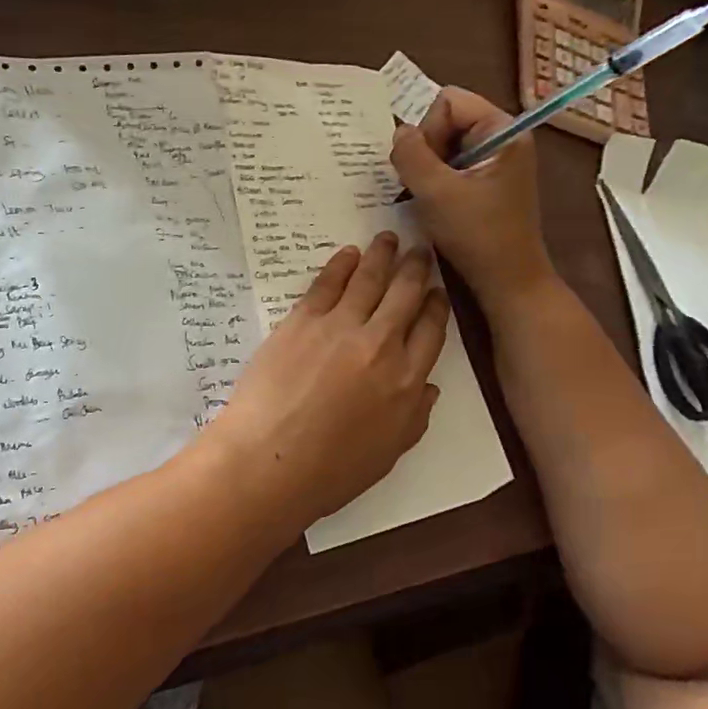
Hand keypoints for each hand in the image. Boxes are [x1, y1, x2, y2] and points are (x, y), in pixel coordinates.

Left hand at [203, 233, 450, 526]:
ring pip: (369, 280)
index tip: (437, 290)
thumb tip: (428, 387)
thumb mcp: (388, 453)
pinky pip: (327, 284)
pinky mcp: (302, 321)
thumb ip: (414, 417)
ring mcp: (340, 328)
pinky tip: (349, 254)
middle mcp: (380, 345)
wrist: (270, 459)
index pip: (431, 331)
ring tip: (388, 238)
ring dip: (381, 255)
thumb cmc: (330, 470)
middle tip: (419, 250)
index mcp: (407, 381)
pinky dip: (341, 265)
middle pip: (405, 295)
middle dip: (415, 269)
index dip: (436, 306)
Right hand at [390, 87, 553, 302]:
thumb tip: (399, 132)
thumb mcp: (436, 192)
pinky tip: (429, 202)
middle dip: (425, 148)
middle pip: (445, 119)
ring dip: (425, 167)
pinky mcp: (484, 181)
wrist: (508, 280)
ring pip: (443, 144)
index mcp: (501, 130)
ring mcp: (493, 161)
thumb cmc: (477, 235)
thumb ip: (412, 155)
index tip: (425, 165)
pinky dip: (433, 179)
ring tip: (423, 195)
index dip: (428, 128)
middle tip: (420, 183)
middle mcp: (500, 138)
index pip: (448, 101)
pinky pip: (448, 164)